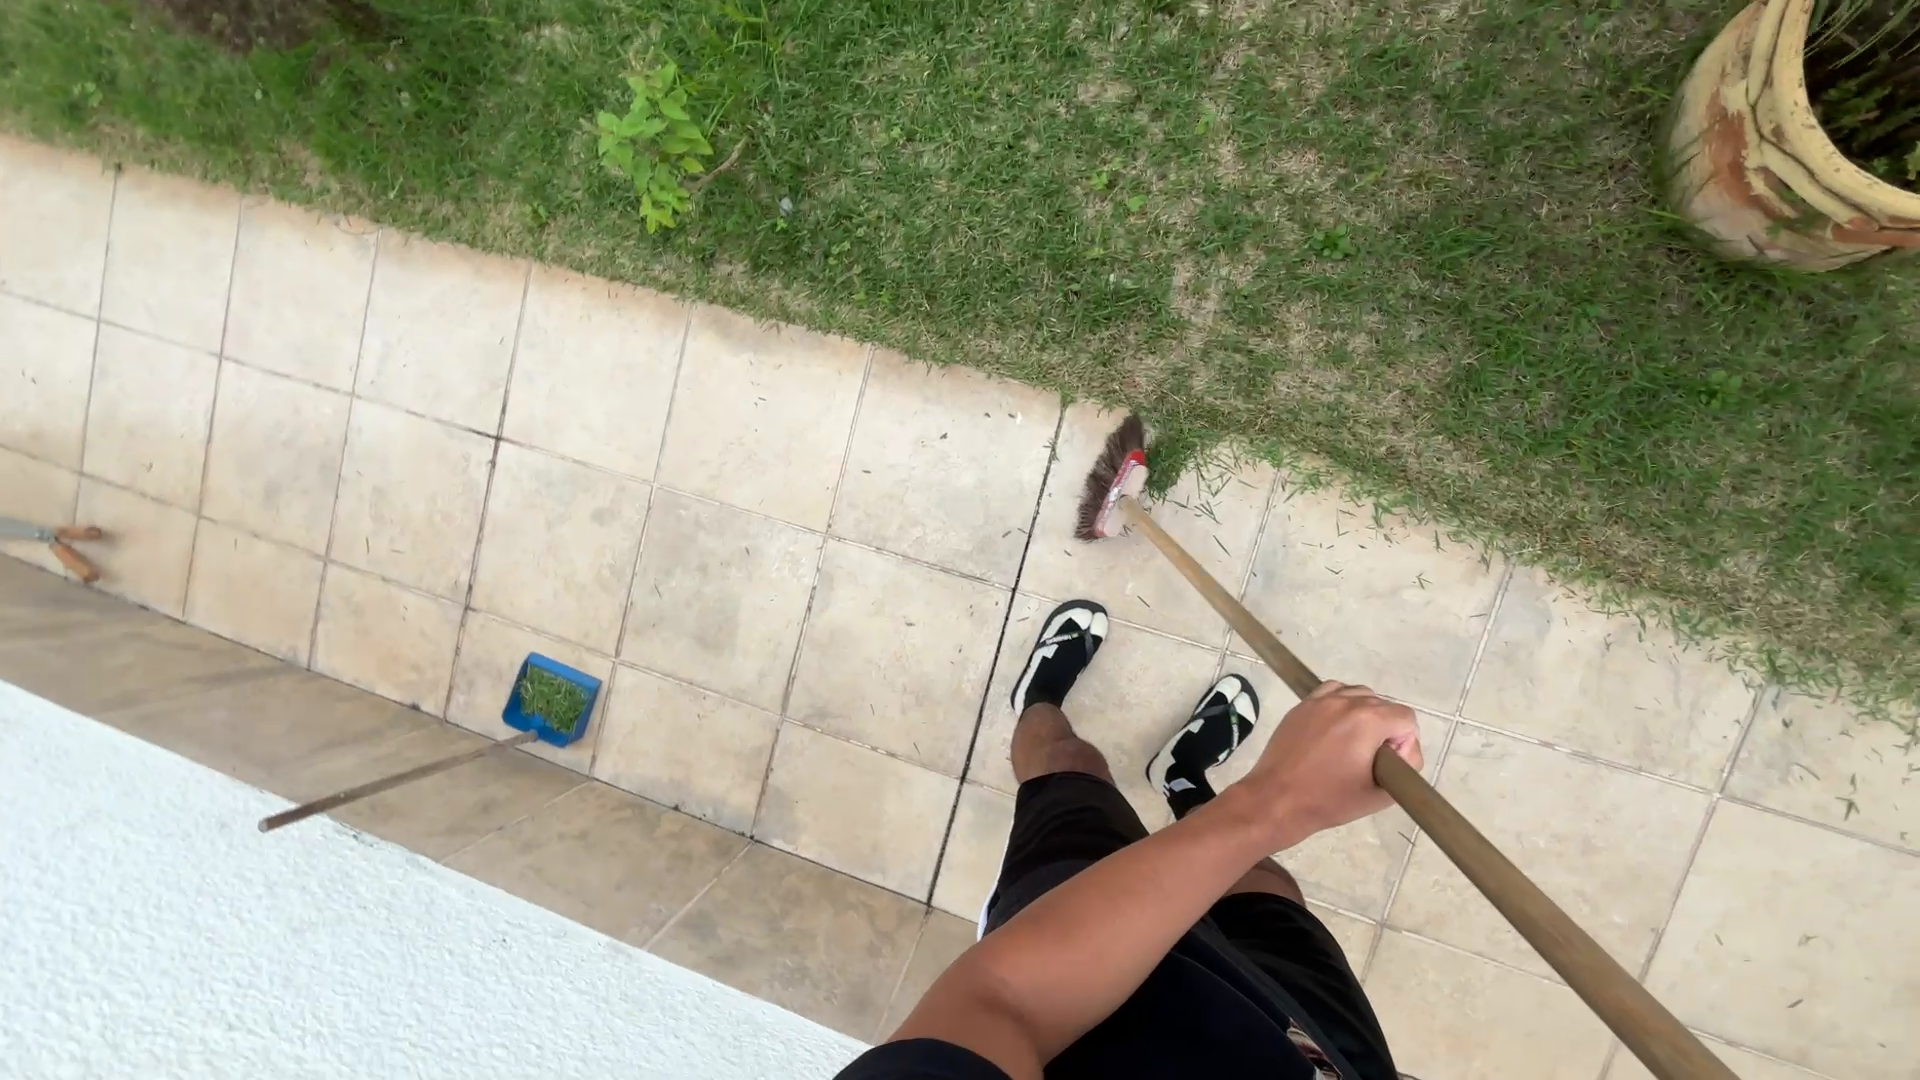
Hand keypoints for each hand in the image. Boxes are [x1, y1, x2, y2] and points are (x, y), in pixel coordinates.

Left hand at [1239, 681, 1421, 846]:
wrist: (1278, 797)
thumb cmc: (1330, 799)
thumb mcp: (1382, 792)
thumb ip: (1407, 763)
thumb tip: (1403, 745)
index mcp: (1367, 720)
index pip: (1406, 717)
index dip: (1405, 741)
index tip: (1388, 762)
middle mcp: (1343, 701)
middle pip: (1382, 704)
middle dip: (1385, 728)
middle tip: (1371, 758)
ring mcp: (1318, 700)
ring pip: (1357, 694)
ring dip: (1364, 714)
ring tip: (1354, 743)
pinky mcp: (1301, 706)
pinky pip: (1331, 691)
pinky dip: (1340, 704)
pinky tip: (1336, 728)